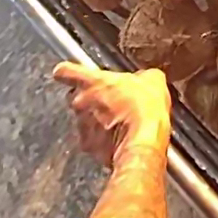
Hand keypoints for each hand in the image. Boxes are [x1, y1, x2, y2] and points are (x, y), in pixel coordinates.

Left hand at [53, 63, 171, 164]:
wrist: (142, 143)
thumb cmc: (143, 109)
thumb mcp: (152, 80)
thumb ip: (140, 76)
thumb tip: (143, 79)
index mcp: (93, 81)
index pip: (65, 71)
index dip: (67, 71)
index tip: (68, 72)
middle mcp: (82, 102)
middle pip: (75, 96)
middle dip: (89, 99)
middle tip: (109, 100)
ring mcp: (82, 126)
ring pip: (84, 119)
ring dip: (97, 120)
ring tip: (119, 121)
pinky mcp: (88, 147)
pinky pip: (91, 139)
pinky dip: (102, 139)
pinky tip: (119, 137)